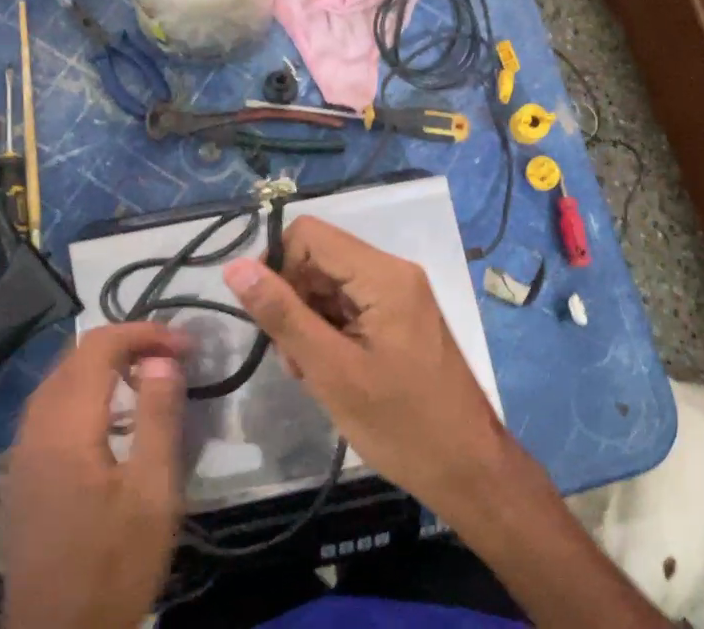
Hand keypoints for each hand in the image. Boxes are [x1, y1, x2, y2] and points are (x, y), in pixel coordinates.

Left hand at [1, 323, 187, 628]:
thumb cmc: (114, 564)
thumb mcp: (152, 492)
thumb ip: (156, 417)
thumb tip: (162, 357)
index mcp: (66, 425)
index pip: (99, 347)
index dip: (143, 332)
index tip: (186, 343)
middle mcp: (35, 427)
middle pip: (74, 358)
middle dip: (125, 343)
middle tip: (172, 355)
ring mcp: (22, 452)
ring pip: (58, 382)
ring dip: (102, 366)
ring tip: (147, 376)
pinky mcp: (22, 475)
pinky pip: (50, 410)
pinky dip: (84, 392)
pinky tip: (110, 417)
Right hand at [221, 216, 514, 518]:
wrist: (468, 469)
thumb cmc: (401, 424)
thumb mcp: (331, 371)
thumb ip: (282, 315)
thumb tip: (235, 267)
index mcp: (383, 275)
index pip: (308, 234)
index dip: (277, 268)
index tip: (269, 320)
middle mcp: (393, 272)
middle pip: (319, 258)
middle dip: (293, 301)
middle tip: (293, 359)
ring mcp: (400, 296)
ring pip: (329, 285)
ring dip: (308, 322)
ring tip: (312, 373)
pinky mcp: (400, 319)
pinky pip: (350, 306)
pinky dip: (329, 333)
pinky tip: (329, 373)